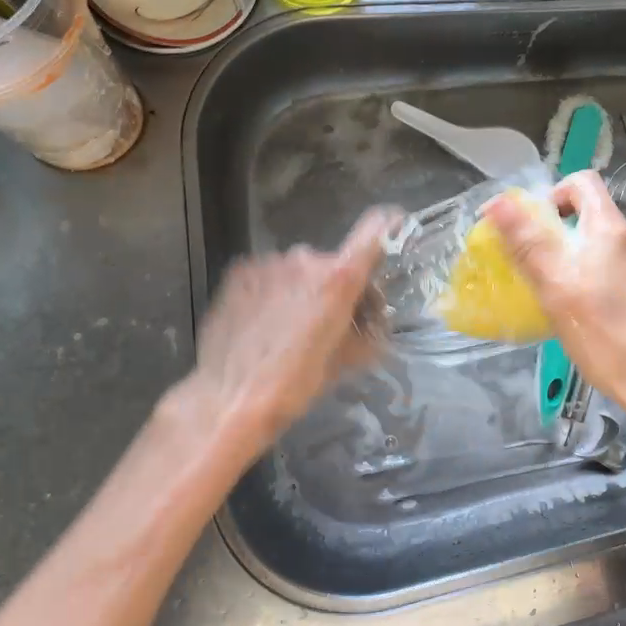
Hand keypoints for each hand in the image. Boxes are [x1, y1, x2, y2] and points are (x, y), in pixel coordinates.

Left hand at [185, 207, 401, 460]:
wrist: (230, 400)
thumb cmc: (296, 384)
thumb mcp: (346, 360)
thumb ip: (366, 329)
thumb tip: (374, 321)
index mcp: (340, 278)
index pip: (375, 230)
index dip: (389, 225)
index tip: (395, 224)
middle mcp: (305, 259)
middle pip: (332, 263)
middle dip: (335, 287)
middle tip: (329, 320)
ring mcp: (268, 263)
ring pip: (297, 270)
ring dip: (301, 289)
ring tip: (289, 327)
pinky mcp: (238, 273)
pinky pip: (267, 275)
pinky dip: (271, 292)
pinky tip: (264, 322)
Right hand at [485, 171, 625, 445]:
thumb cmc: (604, 336)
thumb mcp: (556, 289)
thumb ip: (527, 241)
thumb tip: (497, 201)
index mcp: (612, 226)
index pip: (581, 182)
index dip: (553, 195)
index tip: (536, 228)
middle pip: (593, 212)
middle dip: (565, 233)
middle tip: (546, 269)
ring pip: (607, 240)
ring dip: (583, 255)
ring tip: (568, 293)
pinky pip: (622, 260)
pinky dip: (603, 271)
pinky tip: (595, 306)